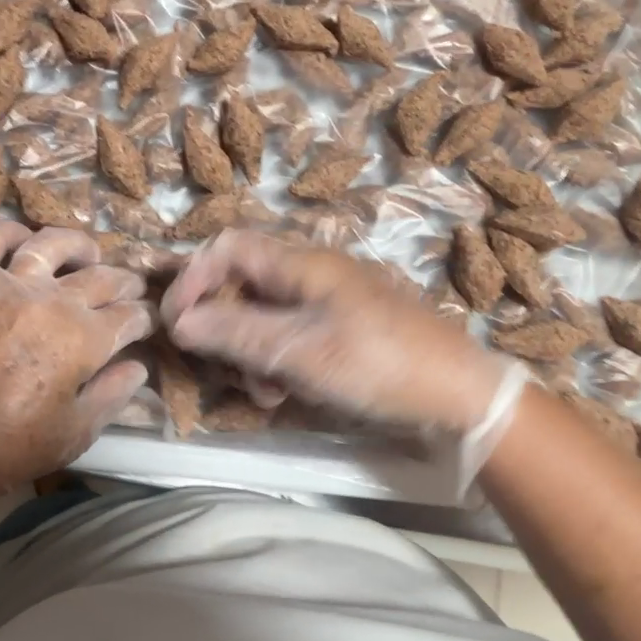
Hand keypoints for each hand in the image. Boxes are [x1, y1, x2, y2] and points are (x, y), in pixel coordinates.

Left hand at [0, 221, 153, 565]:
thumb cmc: (12, 446)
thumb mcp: (77, 432)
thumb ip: (113, 394)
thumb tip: (137, 367)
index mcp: (85, 339)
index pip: (129, 316)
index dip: (143, 318)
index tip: (144, 323)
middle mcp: (54, 300)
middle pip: (102, 277)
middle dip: (124, 282)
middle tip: (129, 288)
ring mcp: (10, 284)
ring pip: (52, 243)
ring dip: (77, 245)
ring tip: (87, 253)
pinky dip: (8, 231)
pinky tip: (23, 240)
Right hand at [160, 230, 517, 429]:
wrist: (463, 393)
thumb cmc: (378, 363)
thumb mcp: (298, 351)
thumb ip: (234, 333)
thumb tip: (177, 321)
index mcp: (299, 263)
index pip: (225, 247)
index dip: (193, 277)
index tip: (176, 321)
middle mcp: (310, 271)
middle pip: (240, 284)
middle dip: (223, 327)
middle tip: (222, 368)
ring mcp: (329, 298)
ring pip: (264, 314)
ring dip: (250, 351)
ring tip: (264, 392)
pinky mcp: (344, 325)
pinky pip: (291, 332)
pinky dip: (278, 359)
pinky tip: (287, 392)